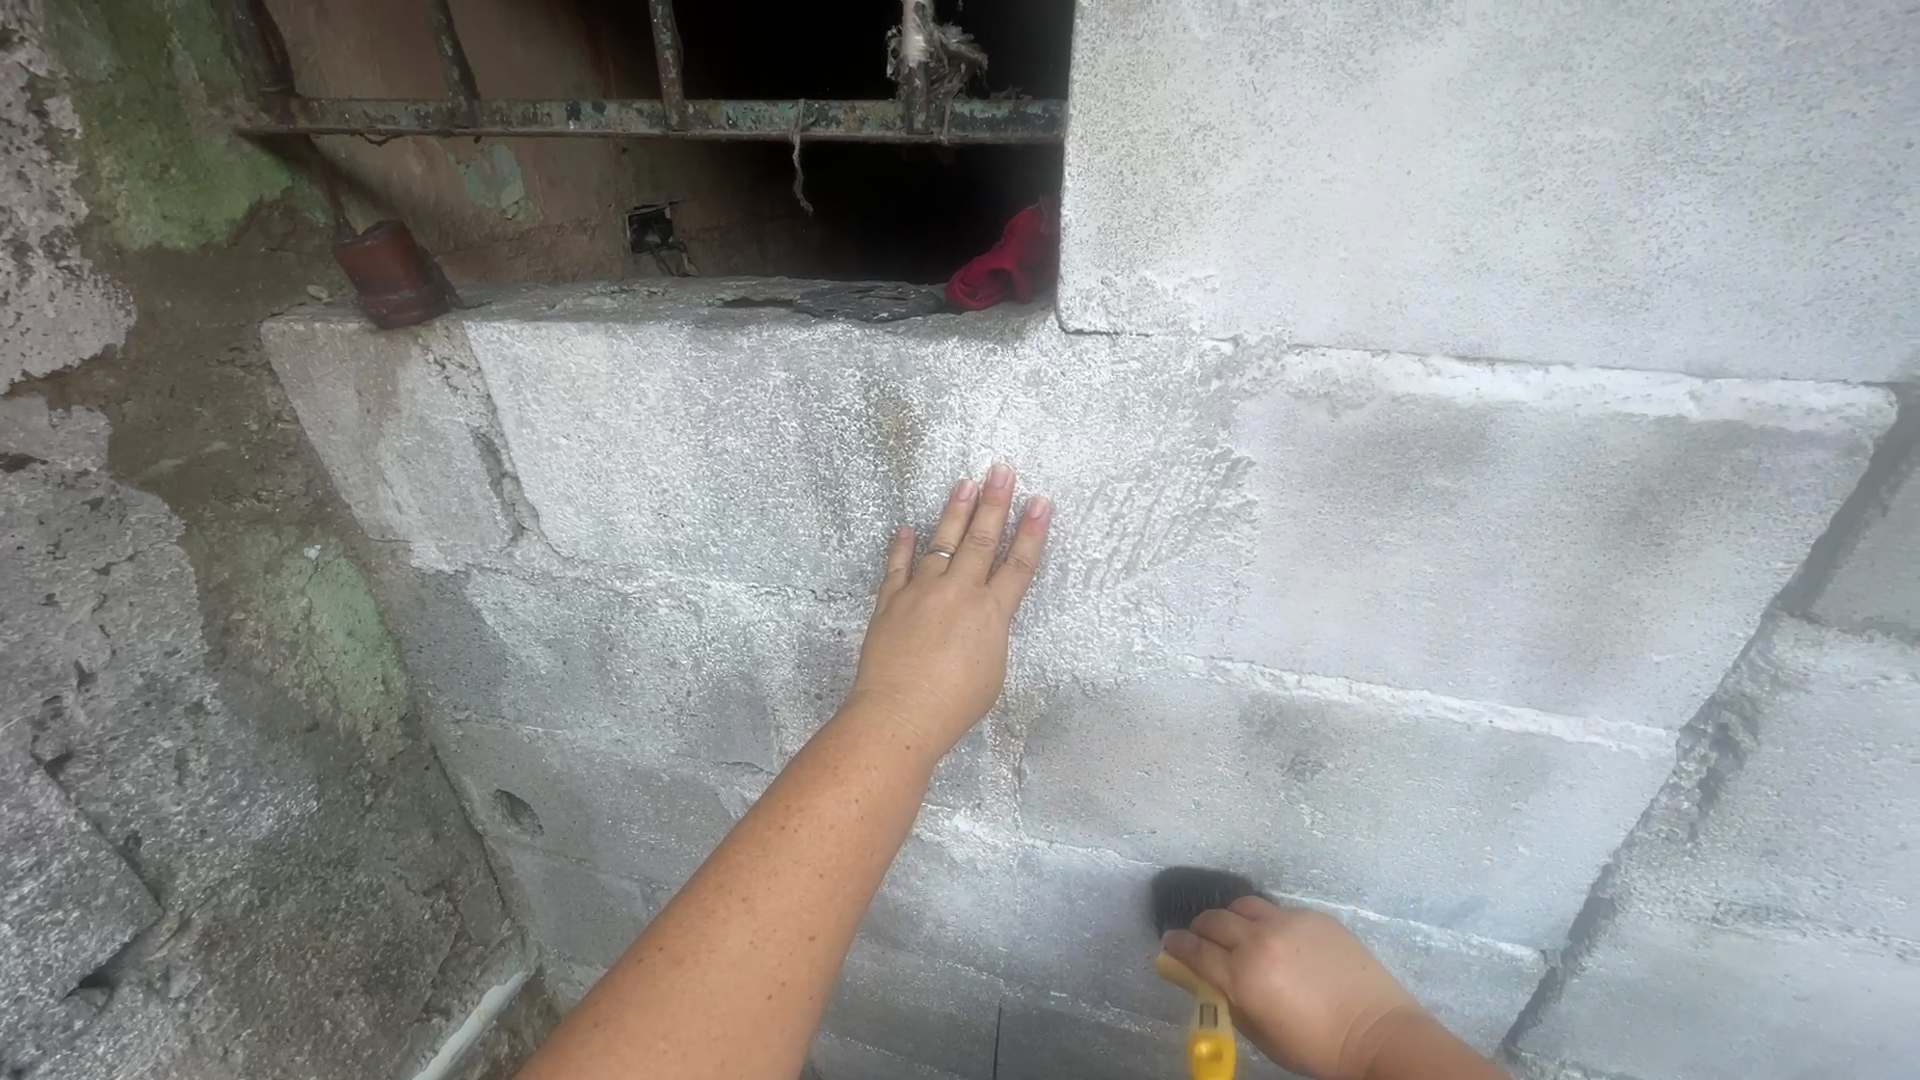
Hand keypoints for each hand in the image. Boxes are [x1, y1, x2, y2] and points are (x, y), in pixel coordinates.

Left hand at [844, 463, 1050, 755]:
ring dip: (954, 511)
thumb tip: (983, 615)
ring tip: (965, 482)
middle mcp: (959, 593)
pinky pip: (897, 566)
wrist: (901, 713)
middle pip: (982, 540)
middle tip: (1001, 470)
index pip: (1019, 564)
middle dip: (995, 502)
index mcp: (991, 613)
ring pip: (942, 543)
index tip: (1040, 501)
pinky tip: (906, 526)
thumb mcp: (992, 670)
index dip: (1032, 531)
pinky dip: (902, 545)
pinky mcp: (890, 601)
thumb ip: (990, 633)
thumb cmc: (954, 705)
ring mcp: (922, 592)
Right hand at [1161, 897, 1422, 1079]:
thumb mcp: (1263, 1036)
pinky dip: (1268, 922)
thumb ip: (1228, 1002)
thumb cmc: (1317, 1048)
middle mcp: (1258, 941)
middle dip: (1200, 929)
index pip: (1194, 950)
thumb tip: (1202, 980)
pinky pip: (1277, 910)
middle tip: (1200, 939)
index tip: (1169, 943)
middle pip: (1213, 920)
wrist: (1379, 1034)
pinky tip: (1280, 940)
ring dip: (1231, 918)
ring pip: (1242, 905)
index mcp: (1243, 976)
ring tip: (1237, 932)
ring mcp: (1287, 923)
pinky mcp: (1313, 916)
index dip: (1177, 945)